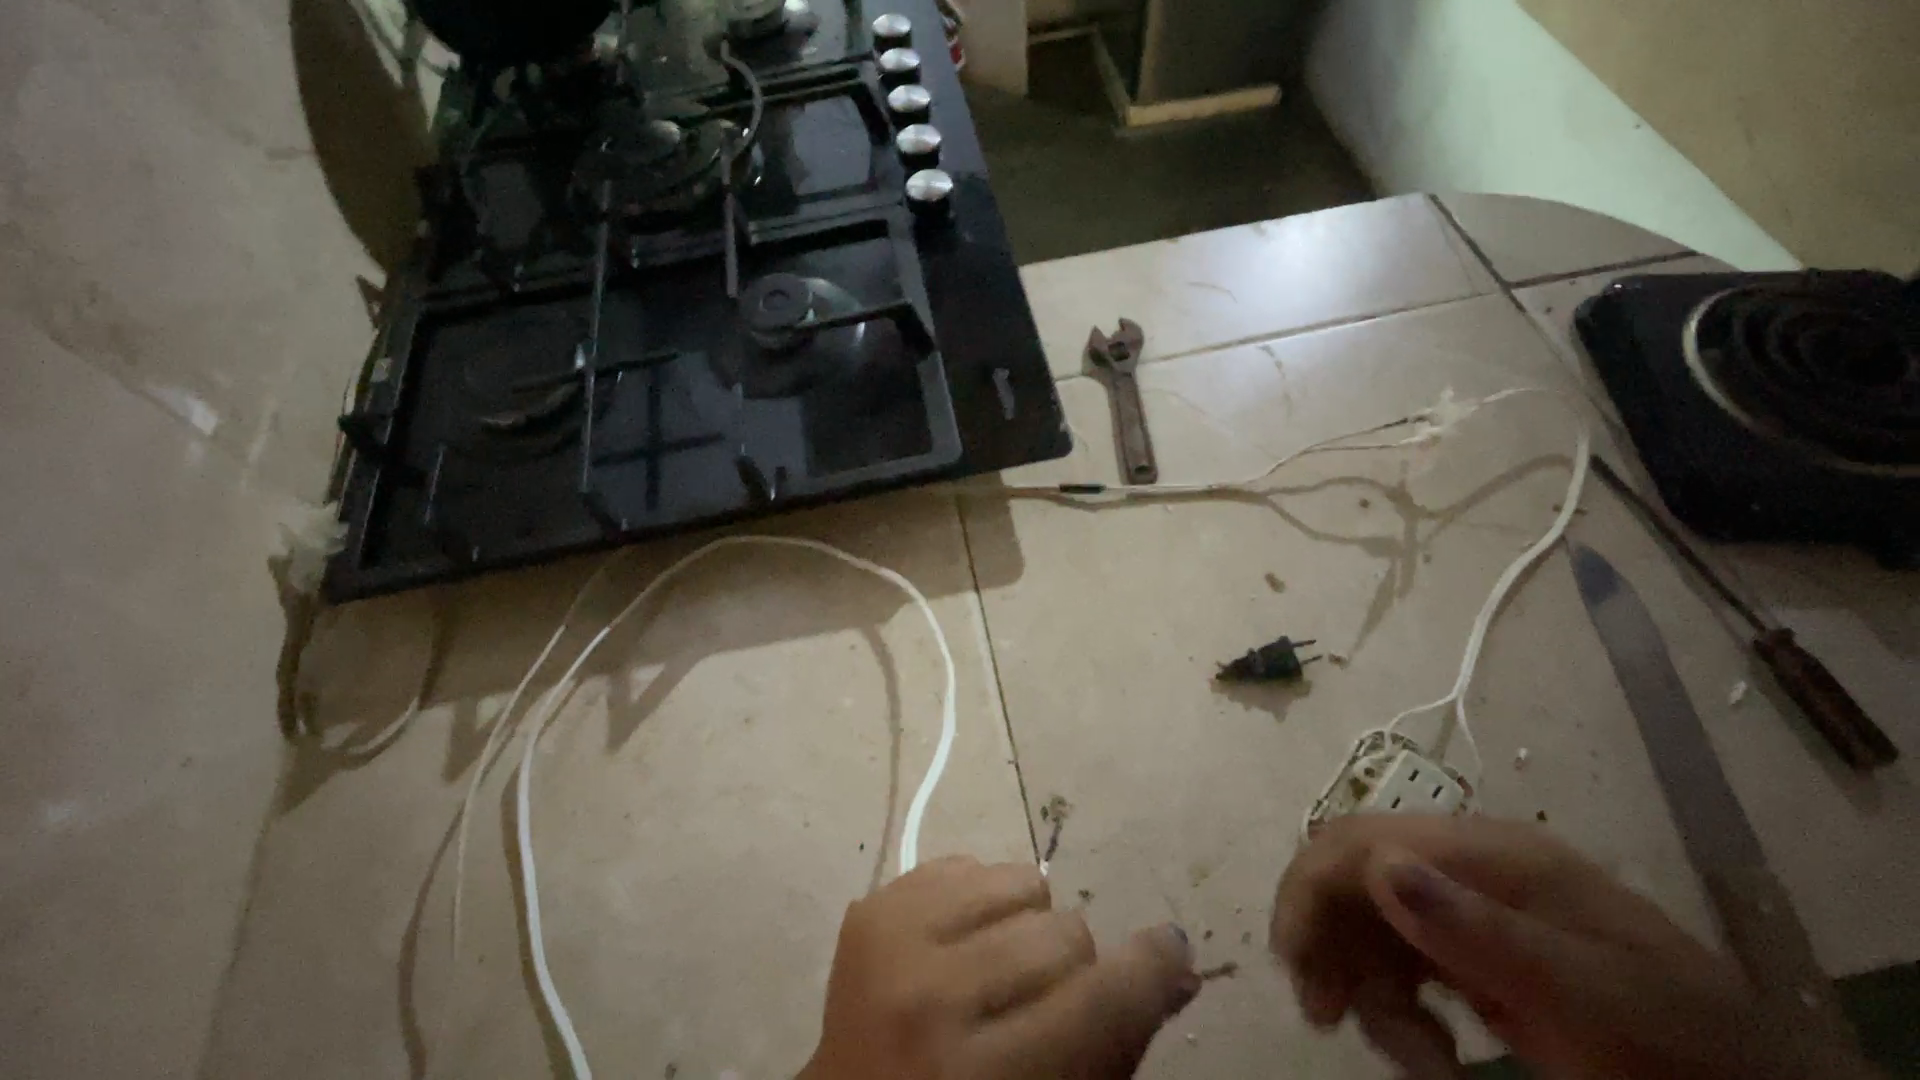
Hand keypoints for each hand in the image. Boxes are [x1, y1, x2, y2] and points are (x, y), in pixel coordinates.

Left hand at [800, 856, 1198, 1079]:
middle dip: (1070, 965)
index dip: (1149, 967)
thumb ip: (1116, 1043)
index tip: (1169, 947)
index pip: (1099, 997)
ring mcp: (893, 941)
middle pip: (1063, 933)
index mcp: (985, 1072)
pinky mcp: (871, 906)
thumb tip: (1175, 961)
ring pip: (1018, 881)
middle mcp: (933, 997)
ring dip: (1025, 921)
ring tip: (1000, 965)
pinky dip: (978, 900)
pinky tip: (962, 942)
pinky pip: (965, 864)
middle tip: (1045, 998)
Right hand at [1270, 815, 1874, 1079]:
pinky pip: (1401, 959)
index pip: (1362, 841)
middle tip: (1328, 1017)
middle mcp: (1470, 866)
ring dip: (1369, 989)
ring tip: (1421, 1062)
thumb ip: (1484, 931)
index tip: (1296, 970)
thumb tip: (1380, 866)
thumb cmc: (1678, 1049)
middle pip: (1353, 876)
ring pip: (1369, 923)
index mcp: (1493, 856)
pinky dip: (1397, 1006)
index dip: (1309, 891)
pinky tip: (1434, 1052)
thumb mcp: (1588, 1000)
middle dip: (1329, 943)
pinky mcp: (1478, 946)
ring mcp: (1474, 906)